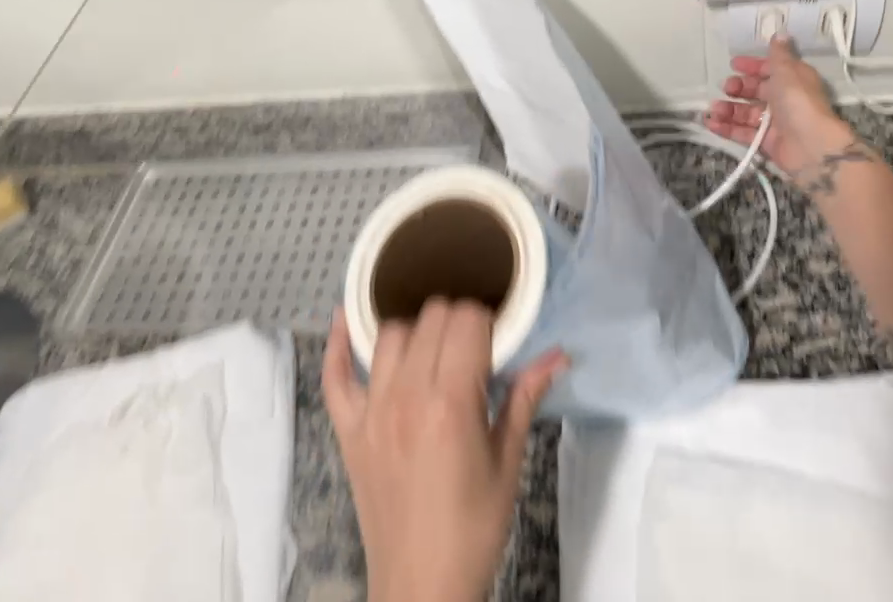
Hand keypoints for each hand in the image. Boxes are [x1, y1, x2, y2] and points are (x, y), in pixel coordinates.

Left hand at [324, 301, 566, 601]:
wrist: (423, 584)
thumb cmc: (475, 527)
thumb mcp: (508, 461)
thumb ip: (526, 397)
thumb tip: (559, 355)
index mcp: (451, 404)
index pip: (467, 321)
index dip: (488, 318)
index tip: (498, 333)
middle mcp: (406, 396)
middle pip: (431, 317)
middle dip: (458, 318)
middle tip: (475, 344)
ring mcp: (371, 411)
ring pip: (389, 333)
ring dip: (416, 329)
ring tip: (434, 348)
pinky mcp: (348, 429)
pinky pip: (333, 374)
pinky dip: (337, 343)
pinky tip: (346, 319)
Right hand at [706, 34, 855, 177]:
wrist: (810, 145)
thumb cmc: (798, 101)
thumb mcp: (788, 71)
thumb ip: (779, 54)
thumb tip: (780, 33)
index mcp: (793, 80)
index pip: (769, 69)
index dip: (752, 66)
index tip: (733, 64)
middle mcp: (784, 100)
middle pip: (756, 91)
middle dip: (738, 88)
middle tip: (726, 88)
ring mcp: (775, 123)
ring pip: (746, 113)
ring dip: (728, 109)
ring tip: (714, 110)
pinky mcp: (766, 143)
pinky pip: (743, 133)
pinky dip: (727, 128)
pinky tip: (711, 123)